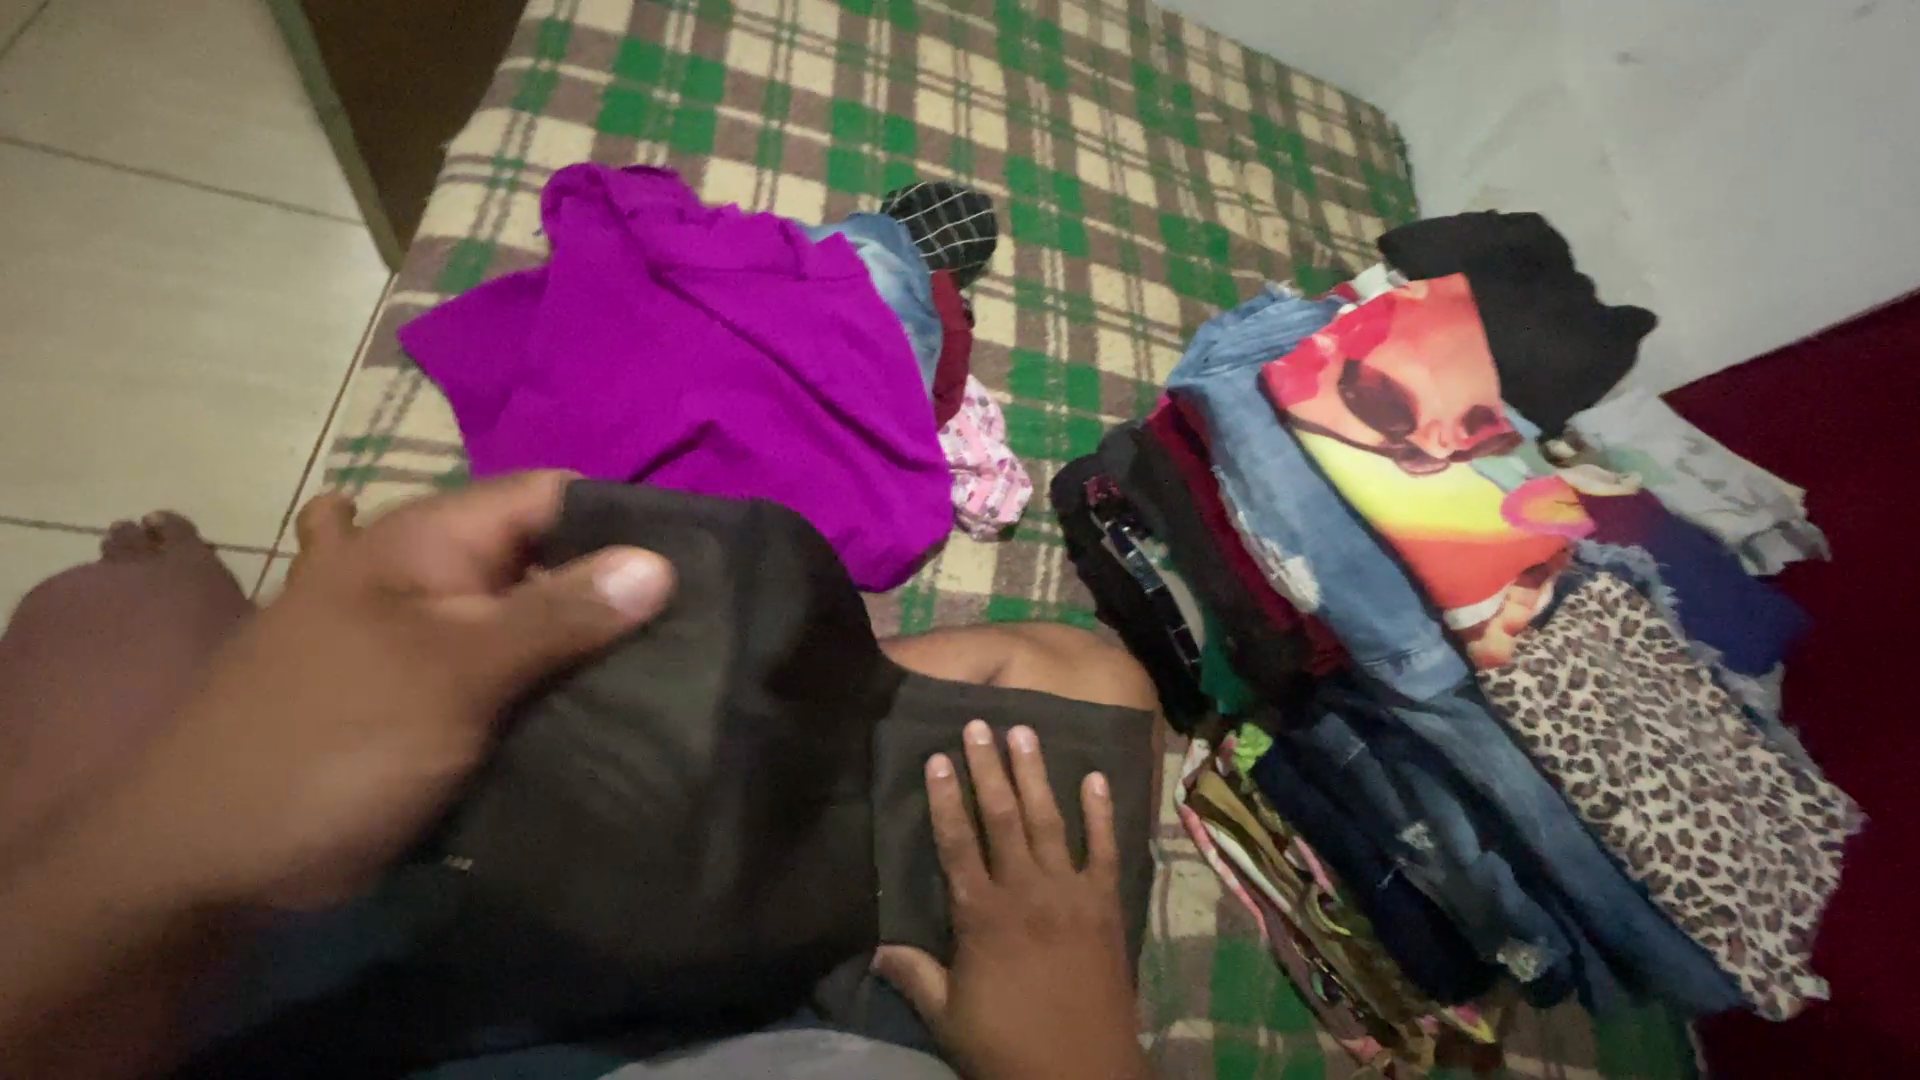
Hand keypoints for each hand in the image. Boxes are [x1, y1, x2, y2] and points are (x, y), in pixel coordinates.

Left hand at [68, 471, 675, 910]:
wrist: (209, 869)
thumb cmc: (328, 745)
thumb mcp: (452, 672)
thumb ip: (558, 614)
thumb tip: (662, 563)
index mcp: (430, 541)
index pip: (553, 496)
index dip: (623, 517)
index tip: (696, 559)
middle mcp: (443, 574)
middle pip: (556, 555)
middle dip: (623, 583)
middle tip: (702, 617)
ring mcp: (445, 634)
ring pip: (547, 615)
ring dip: (602, 635)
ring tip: (683, 654)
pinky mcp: (452, 690)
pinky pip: (530, 666)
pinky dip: (571, 674)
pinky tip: (624, 690)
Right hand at [873, 721, 1148, 1079]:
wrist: (1085, 1076)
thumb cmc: (1009, 1047)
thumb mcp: (949, 1018)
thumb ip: (914, 976)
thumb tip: (873, 948)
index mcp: (982, 914)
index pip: (957, 842)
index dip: (945, 798)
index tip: (937, 757)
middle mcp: (1025, 890)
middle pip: (1002, 816)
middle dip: (988, 767)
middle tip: (979, 723)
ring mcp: (1069, 892)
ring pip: (1049, 819)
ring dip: (1035, 773)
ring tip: (1024, 731)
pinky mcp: (1105, 903)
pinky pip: (1104, 848)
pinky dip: (1100, 811)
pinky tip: (1094, 775)